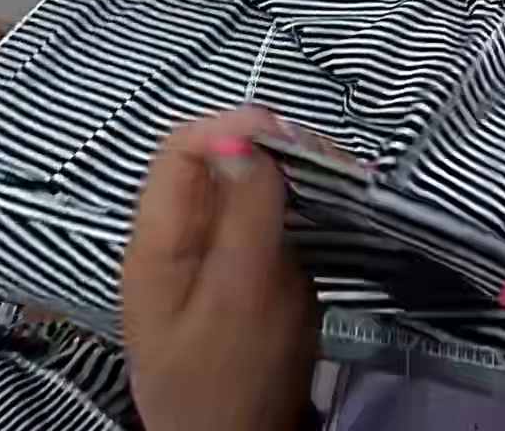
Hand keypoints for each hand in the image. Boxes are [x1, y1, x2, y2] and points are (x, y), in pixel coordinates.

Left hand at [123, 108, 318, 430]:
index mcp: (162, 239)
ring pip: (259, 170)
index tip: (285, 133)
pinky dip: (312, 183)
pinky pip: (282, 196)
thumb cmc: (231, 377)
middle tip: (325, 159)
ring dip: (301, 161)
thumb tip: (246, 135)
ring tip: (342, 173)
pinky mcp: (260, 247)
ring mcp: (226, 237)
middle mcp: (190, 228)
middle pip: (224, 153)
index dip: (228, 128)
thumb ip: (243, 213)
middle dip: (276, 142)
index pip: (180, 151)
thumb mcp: (237, 296)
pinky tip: (341, 188)